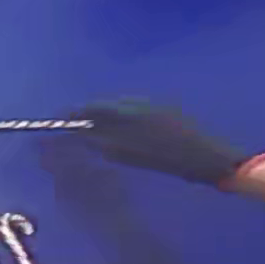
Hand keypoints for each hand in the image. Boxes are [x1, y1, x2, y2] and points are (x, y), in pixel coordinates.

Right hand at [81, 100, 250, 185]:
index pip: (90, 106)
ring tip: (94, 135)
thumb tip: (65, 132)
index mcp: (128, 110)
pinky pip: (135, 113)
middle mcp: (143, 104)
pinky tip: (120, 135)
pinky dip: (120, 122)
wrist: (208, 159)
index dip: (70, 115)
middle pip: (106, 105)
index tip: (56, 125)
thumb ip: (88, 139)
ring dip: (104, 119)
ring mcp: (159, 109)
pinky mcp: (169, 116)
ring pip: (121, 109)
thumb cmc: (159, 156)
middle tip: (73, 132)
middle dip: (86, 116)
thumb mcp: (117, 150)